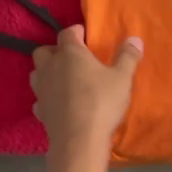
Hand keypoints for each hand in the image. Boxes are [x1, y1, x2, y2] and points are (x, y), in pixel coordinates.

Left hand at [30, 26, 143, 155]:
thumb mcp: (122, 78)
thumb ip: (128, 57)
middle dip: (55, 51)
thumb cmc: (102, 102)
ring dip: (47, 72)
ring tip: (62, 79)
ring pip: (37, 73)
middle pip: (44, 51)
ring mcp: (42, 89)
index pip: (68, 33)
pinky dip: (47, 98)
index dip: (76, 32)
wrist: (79, 139)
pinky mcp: (40, 111)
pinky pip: (39, 99)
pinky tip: (57, 104)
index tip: (84, 35)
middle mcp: (50, 67)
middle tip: (71, 58)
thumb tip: (134, 38)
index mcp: (70, 54)